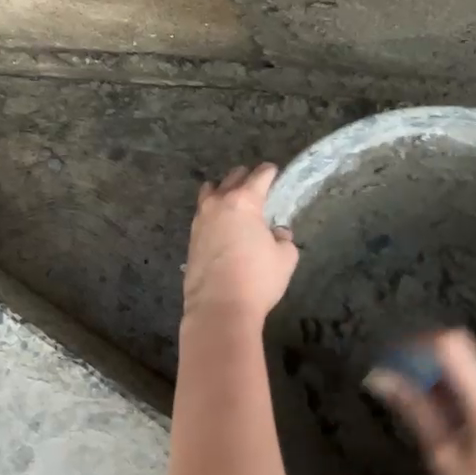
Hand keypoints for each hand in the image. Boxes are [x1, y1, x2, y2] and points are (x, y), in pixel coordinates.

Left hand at [183, 164, 298, 316]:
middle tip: (255, 183)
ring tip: (232, 197)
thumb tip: (277, 233)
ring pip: (210, 191)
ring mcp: (201, 217)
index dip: (268, 172)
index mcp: (243, 201)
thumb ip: (283, 240)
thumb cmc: (257, 278)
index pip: (258, 177)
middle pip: (231, 178)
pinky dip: (213, 209)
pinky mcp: (191, 234)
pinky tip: (220, 220)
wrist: (218, 304)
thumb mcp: (284, 258)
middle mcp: (218, 202)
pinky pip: (203, 211)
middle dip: (245, 177)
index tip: (273, 170)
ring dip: (222, 189)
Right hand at [366, 330, 475, 474]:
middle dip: (428, 373)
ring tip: (431, 422)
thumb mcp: (444, 458)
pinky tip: (459, 432)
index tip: (395, 365)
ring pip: (475, 378)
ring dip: (447, 390)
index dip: (417, 346)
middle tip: (403, 397)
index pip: (452, 344)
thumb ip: (414, 410)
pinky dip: (467, 402)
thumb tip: (379, 376)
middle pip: (462, 361)